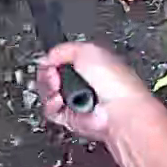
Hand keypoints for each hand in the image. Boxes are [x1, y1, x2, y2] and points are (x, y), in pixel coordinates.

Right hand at [37, 42, 161, 143]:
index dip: (52, 59)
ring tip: (57, 86)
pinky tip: (60, 100)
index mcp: (90, 65)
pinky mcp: (71, 118)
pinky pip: (51, 110)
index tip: (50, 59)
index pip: (60, 60)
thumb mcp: (88, 50)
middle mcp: (82, 83)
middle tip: (53, 73)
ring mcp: (76, 100)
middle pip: (50, 76)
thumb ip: (64, 49)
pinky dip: (52, 104)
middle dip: (47, 73)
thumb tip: (48, 56)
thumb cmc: (115, 82)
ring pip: (48, 93)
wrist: (118, 110)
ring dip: (48, 88)